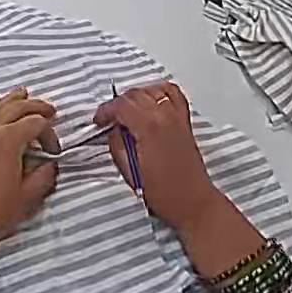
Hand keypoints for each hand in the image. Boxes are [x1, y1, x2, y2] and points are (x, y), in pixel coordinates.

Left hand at [0, 90, 58, 292]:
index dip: (49, 133)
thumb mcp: (27, 197)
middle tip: (50, 109)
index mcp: (9, 141)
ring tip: (22, 93)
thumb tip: (50, 166)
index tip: (53, 151)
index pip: (35, 124)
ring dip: (9, 99)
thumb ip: (43, 177)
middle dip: (36, 106)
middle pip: (16, 108)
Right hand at [95, 82, 262, 277]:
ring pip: (151, 90)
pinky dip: (159, 91)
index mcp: (149, 127)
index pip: (121, 105)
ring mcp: (177, 116)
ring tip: (127, 112)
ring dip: (136, 97)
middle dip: (118, 104)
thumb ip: (117, 145)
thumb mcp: (130, 171)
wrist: (192, 202)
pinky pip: (172, 93)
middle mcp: (165, 116)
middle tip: (109, 119)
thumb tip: (113, 130)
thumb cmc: (164, 193)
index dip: (106, 111)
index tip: (99, 120)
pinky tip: (151, 100)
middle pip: (135, 95)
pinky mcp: (185, 121)